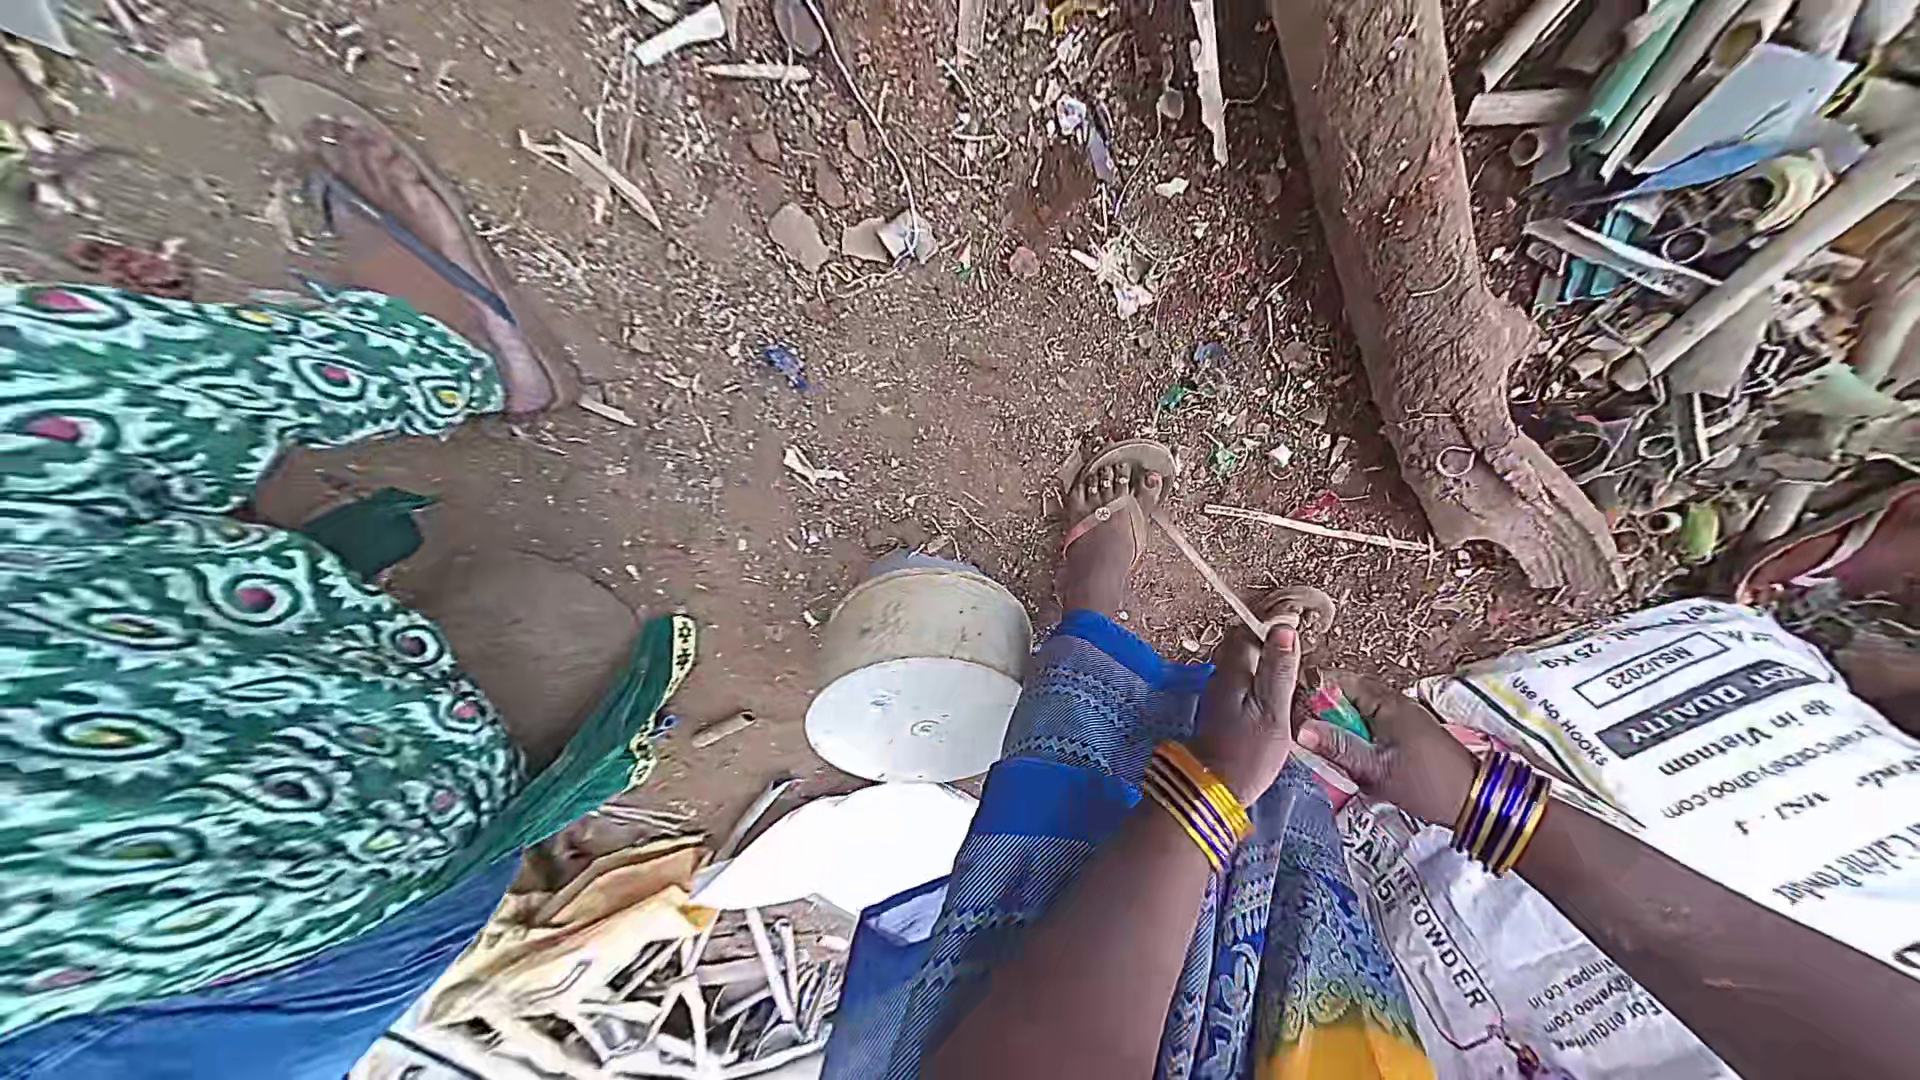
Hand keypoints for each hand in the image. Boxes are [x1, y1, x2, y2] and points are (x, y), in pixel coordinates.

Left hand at [1189, 624, 1299, 804]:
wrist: (1215, 785)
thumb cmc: (1248, 751)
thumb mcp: (1273, 711)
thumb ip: (1278, 670)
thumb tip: (1284, 630)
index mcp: (1232, 671)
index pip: (1246, 631)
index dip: (1270, 623)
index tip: (1296, 620)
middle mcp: (1221, 676)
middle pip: (1242, 644)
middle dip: (1268, 638)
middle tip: (1299, 642)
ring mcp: (1220, 692)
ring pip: (1243, 663)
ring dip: (1266, 658)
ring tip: (1295, 663)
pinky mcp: (1224, 709)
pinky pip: (1243, 681)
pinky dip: (1261, 678)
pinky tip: (1279, 689)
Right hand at [1296, 672, 1476, 825]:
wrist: (1480, 805)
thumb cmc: (1428, 783)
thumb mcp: (1377, 768)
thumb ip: (1337, 746)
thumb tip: (1299, 729)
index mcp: (1384, 701)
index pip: (1333, 680)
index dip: (1309, 693)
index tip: (1293, 714)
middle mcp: (1389, 701)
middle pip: (1339, 695)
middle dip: (1320, 713)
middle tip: (1305, 735)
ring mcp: (1396, 715)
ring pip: (1350, 710)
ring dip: (1335, 726)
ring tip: (1322, 747)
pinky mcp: (1400, 731)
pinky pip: (1363, 723)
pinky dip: (1350, 734)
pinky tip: (1345, 754)